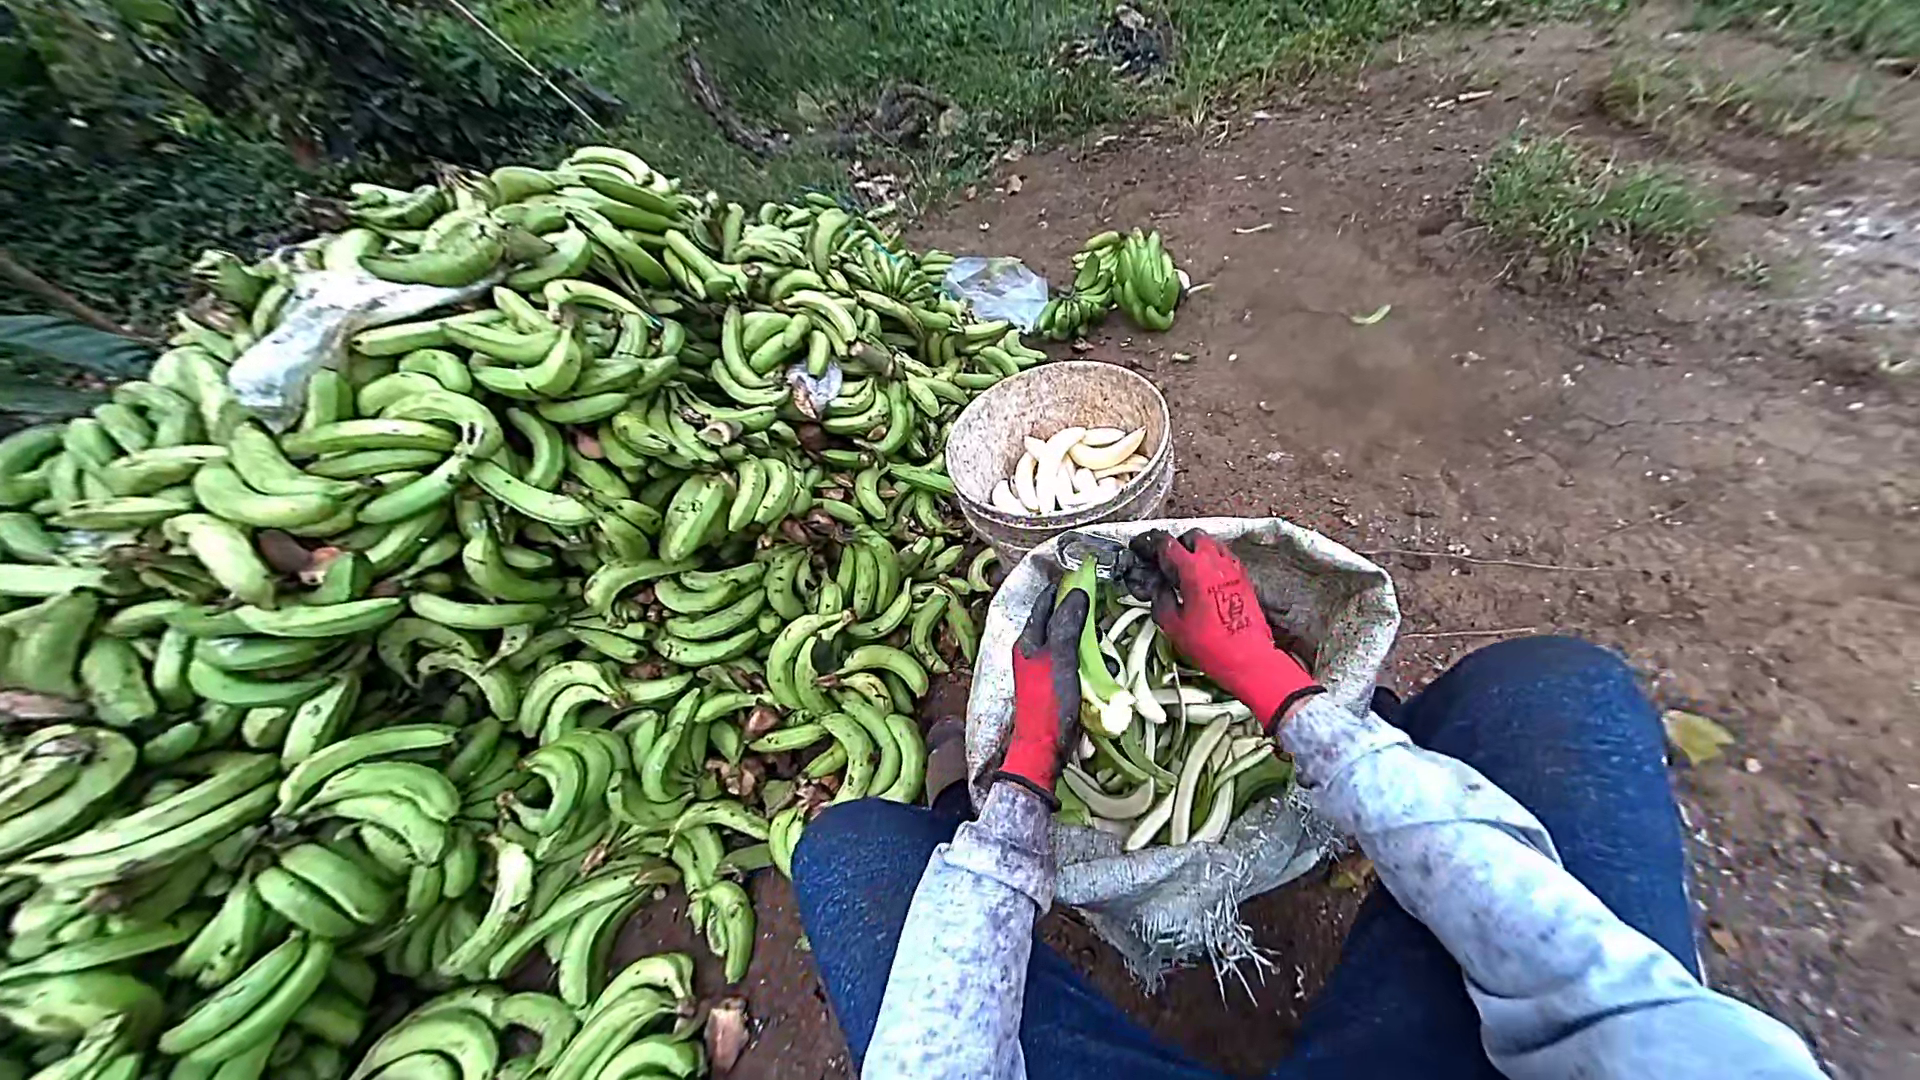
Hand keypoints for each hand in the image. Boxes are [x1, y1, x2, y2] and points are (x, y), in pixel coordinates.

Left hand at [994, 587, 1090, 801]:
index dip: (1062, 589)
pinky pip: (1072, 664)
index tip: (1083, 577)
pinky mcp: (1053, 686)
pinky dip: (1086, 663)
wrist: (1043, 748)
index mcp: (1027, 640)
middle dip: (1078, 617)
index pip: (1044, 604)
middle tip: (1098, 614)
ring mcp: (1041, 669)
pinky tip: (1098, 671)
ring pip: (1067, 643)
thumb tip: (1076, 592)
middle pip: (1057, 622)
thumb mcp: (1061, 657)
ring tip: (1100, 647)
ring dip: (1085, 642)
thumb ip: (1067, 624)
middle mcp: (1031, 651)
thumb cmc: (1049, 701)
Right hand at [1129, 528, 1323, 730]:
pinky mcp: (1244, 580)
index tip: (1143, 547)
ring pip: (1212, 545)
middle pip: (1193, 536)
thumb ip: (1161, 600)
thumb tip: (1159, 591)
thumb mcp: (1173, 624)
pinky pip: (1225, 559)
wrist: (1248, 659)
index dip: (1151, 543)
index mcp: (1194, 570)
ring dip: (1197, 550)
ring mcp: (1233, 570)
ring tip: (1185, 567)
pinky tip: (1204, 579)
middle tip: (1166, 558)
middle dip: (1177, 543)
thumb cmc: (1213, 644)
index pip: (1168, 544)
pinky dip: (1212, 562)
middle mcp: (1215, 564)